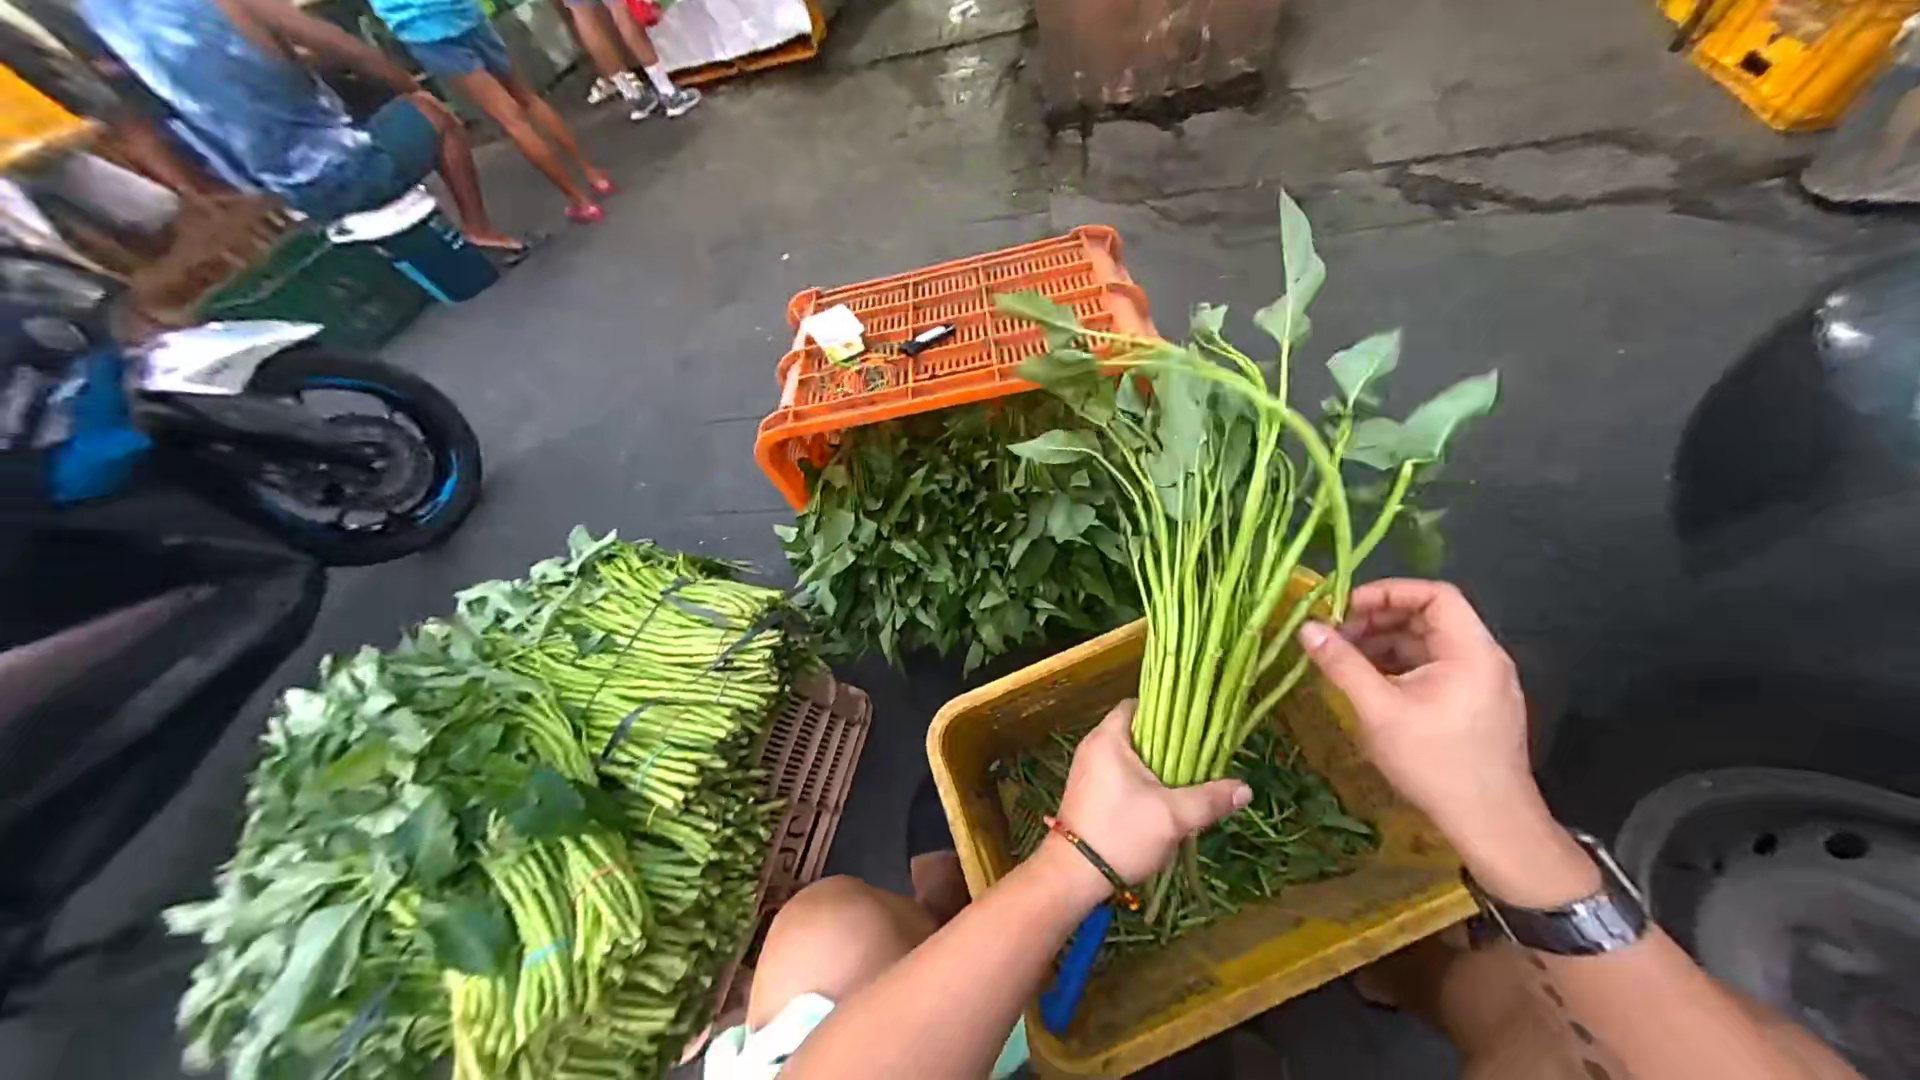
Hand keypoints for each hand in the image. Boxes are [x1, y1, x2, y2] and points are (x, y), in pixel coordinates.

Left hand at [1053, 700, 1251, 885]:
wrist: (1074, 873)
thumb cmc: (1121, 833)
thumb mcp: (1173, 817)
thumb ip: (1209, 799)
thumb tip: (1245, 788)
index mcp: (1108, 737)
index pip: (1137, 704)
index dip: (1166, 710)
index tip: (1193, 726)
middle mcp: (1093, 745)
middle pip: (1135, 729)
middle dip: (1166, 742)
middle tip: (1196, 756)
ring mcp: (1087, 768)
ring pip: (1128, 753)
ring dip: (1154, 764)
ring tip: (1184, 779)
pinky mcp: (1087, 789)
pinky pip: (1118, 771)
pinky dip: (1139, 778)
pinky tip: (1161, 798)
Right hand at [1296, 580, 1536, 837]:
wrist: (1491, 824)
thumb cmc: (1435, 762)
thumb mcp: (1378, 709)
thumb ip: (1342, 663)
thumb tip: (1306, 627)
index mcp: (1470, 652)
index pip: (1436, 594)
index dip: (1389, 591)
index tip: (1347, 607)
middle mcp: (1481, 658)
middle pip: (1428, 616)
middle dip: (1378, 619)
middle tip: (1336, 634)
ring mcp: (1479, 682)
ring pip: (1425, 642)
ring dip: (1382, 642)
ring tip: (1343, 658)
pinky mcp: (1471, 702)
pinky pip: (1430, 666)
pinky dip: (1395, 664)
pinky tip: (1365, 680)